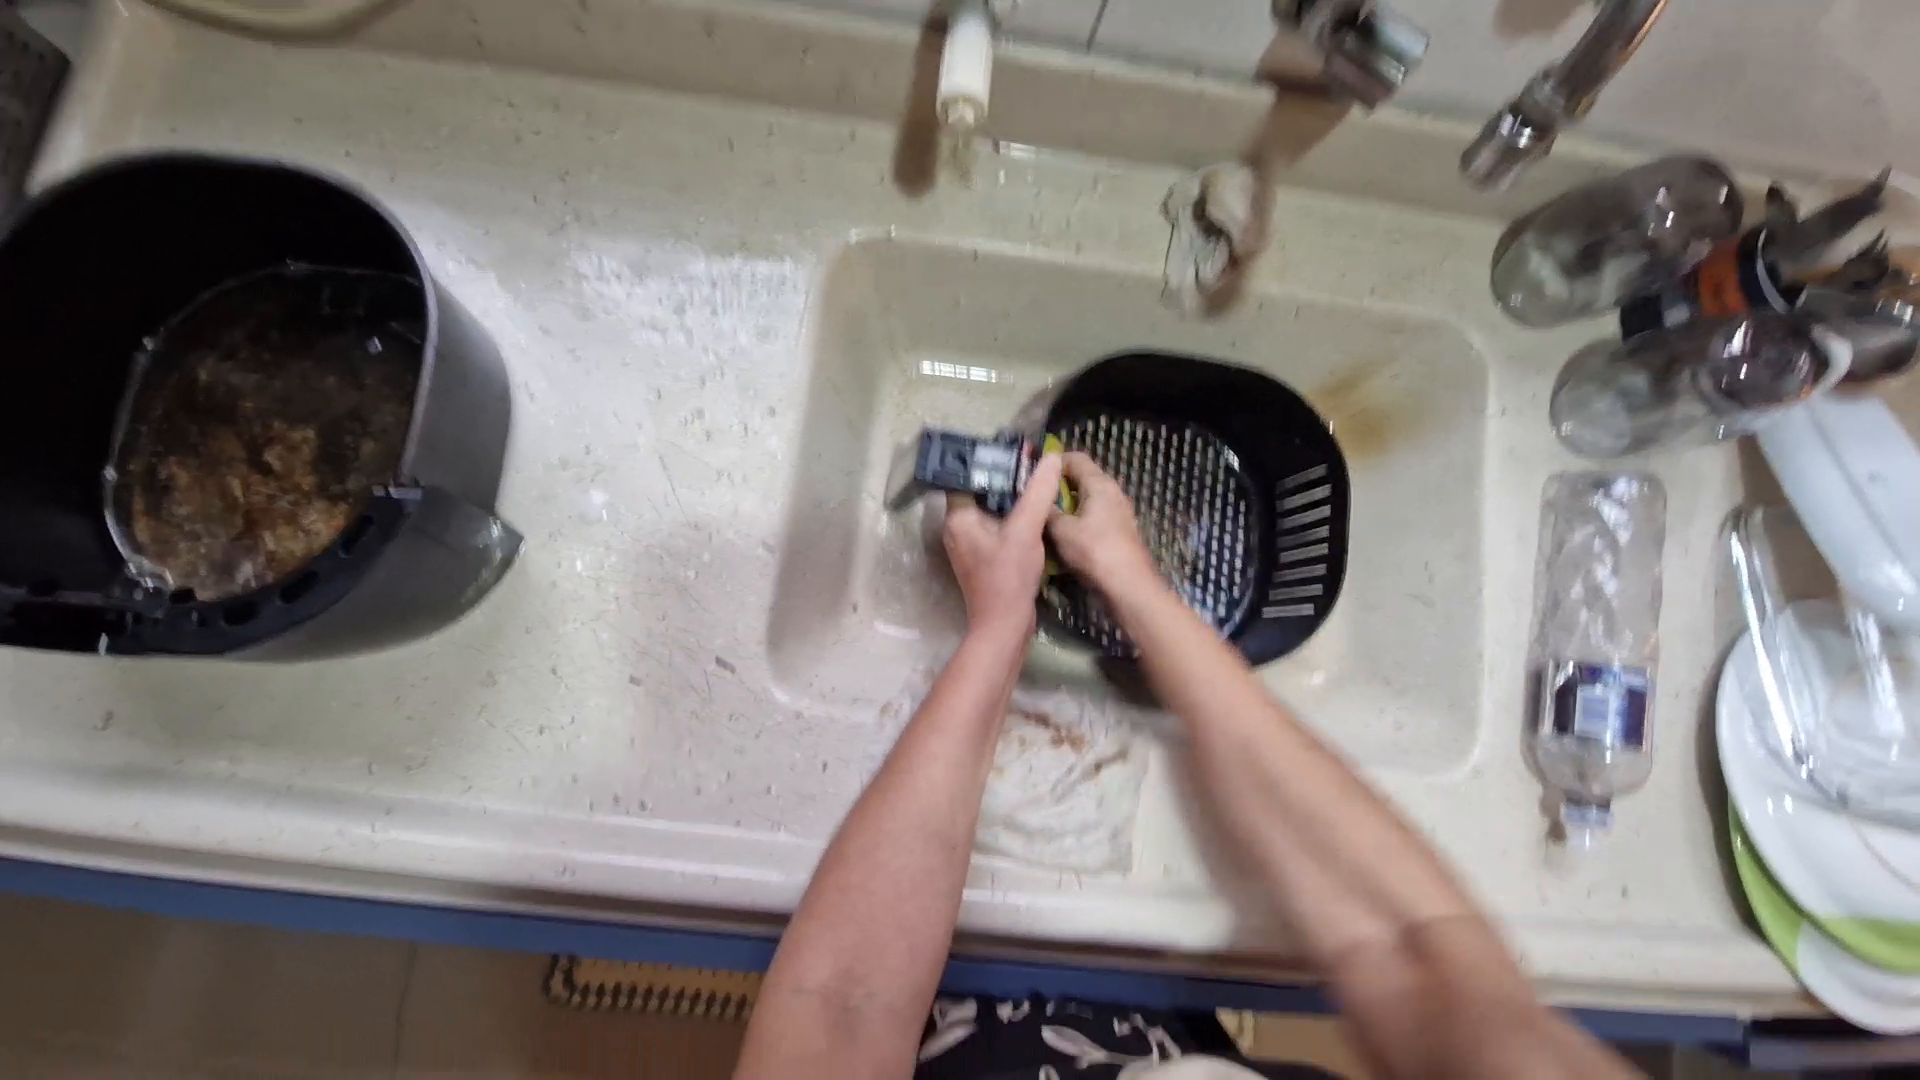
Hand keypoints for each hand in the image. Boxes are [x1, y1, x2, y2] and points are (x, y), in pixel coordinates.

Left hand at [942, 453, 1064, 638]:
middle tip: (1032, 465)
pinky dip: (1014, 519)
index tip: (1014, 452)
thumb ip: (1038, 492)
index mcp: (958, 517)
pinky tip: (1036, 513)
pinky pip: (997, 528)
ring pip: (990, 510)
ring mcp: (970, 545)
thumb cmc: (1008, 577)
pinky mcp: (984, 558)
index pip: (965, 476)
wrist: (1005, 626)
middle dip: (1005, 479)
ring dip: (1012, 499)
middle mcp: (958, 528)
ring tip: (1037, 483)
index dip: (988, 461)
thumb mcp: (1026, 529)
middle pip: (980, 492)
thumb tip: (1051, 458)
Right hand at [1047, 452, 1158, 596]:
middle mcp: (1112, 492)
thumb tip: (1038, 501)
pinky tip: (1064, 537)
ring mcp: (1119, 512)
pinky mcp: (1120, 531)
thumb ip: (1048, 511)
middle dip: (1058, 487)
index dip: (1052, 462)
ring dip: (1068, 507)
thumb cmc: (1094, 552)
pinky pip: (1094, 517)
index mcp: (1099, 484)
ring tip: (1045, 518)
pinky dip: (1079, 522)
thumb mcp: (1061, 530)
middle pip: (1082, 478)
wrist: (1129, 587)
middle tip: (1035, 499)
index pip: (1075, 458)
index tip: (1032, 475)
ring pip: (1088, 500)